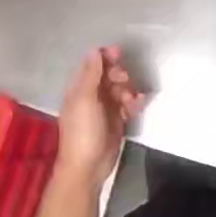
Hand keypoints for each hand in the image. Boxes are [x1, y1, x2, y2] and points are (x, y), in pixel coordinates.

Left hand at [54, 46, 143, 188]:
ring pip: (119, 89)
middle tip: (124, 80)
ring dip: (127, 90)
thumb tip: (94, 50)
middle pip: (107, 75)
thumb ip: (91, 75)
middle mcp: (90, 96)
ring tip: (130, 101)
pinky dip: (132, 103)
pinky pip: (126, 105)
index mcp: (78, 89)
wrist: (88, 166)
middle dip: (118, 75)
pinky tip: (137, 105)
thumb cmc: (83, 132)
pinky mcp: (115, 121)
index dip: (104, 57)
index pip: (91, 64)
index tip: (118, 54)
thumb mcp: (85, 100)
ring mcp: (103, 109)